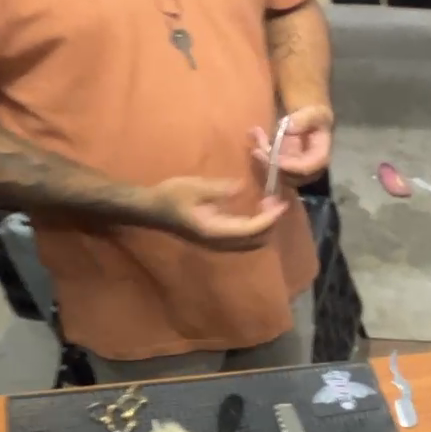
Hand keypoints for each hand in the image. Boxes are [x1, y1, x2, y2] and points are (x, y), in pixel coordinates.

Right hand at [147, 176, 287, 249]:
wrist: (150, 210)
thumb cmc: (168, 196)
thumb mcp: (193, 187)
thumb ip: (219, 189)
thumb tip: (242, 187)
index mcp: (215, 231)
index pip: (251, 229)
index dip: (269, 218)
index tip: (280, 204)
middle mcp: (221, 243)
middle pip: (257, 240)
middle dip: (270, 223)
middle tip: (277, 201)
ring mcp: (220, 244)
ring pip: (252, 241)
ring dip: (265, 226)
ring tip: (270, 204)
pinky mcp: (219, 240)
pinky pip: (245, 238)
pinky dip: (256, 227)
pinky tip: (258, 210)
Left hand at [251, 105, 333, 188]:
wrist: (311, 121)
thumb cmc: (315, 117)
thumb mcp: (314, 113)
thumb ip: (303, 119)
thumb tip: (289, 127)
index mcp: (319, 158)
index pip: (306, 168)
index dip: (290, 167)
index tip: (274, 160)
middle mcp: (308, 169)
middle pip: (290, 176)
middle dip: (272, 164)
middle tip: (257, 150)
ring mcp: (295, 169)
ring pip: (277, 172)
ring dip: (263, 157)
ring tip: (255, 134)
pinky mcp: (284, 165)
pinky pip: (270, 165)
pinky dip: (261, 152)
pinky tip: (254, 134)